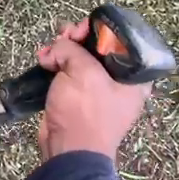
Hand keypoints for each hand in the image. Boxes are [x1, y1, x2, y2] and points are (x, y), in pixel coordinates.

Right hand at [35, 19, 150, 162]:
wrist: (70, 149)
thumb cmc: (85, 111)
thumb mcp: (83, 72)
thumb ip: (71, 49)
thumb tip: (56, 49)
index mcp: (135, 77)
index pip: (121, 41)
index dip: (99, 31)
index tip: (79, 31)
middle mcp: (120, 81)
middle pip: (98, 47)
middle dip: (75, 39)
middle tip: (61, 38)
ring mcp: (98, 89)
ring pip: (79, 57)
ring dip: (60, 50)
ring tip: (46, 54)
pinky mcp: (78, 95)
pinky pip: (68, 71)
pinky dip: (55, 63)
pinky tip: (43, 62)